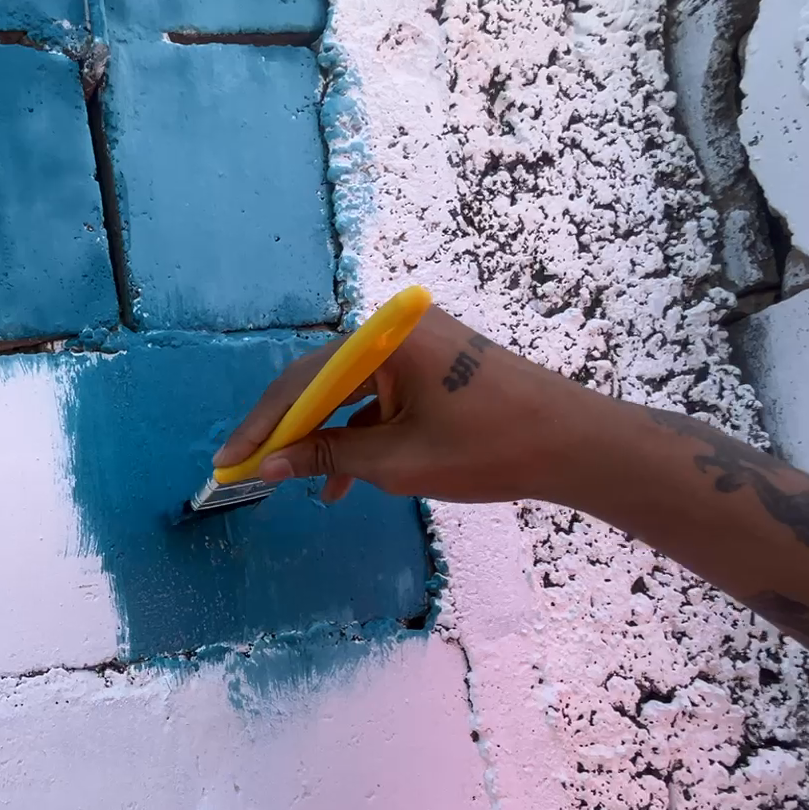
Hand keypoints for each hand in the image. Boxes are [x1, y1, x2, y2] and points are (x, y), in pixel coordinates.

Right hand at [212, 305, 609, 504]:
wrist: (580, 446)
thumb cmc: (489, 451)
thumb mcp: (396, 461)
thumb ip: (325, 456)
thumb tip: (267, 466)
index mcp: (386, 340)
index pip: (302, 383)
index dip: (261, 427)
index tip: (229, 462)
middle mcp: (392, 330)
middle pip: (316, 382)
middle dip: (283, 429)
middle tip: (250, 468)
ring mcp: (410, 344)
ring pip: (341, 392)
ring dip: (317, 436)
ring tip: (292, 479)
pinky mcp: (424, 364)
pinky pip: (371, 396)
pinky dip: (352, 432)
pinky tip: (341, 477)